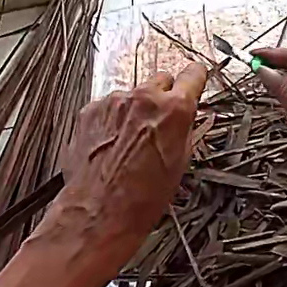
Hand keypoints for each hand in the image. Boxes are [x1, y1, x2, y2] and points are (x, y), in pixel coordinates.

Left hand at [51, 62, 208, 262]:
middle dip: (163, 97)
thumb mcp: (181, 162)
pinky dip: (112, 120)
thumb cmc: (141, 197)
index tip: (195, 77)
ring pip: (132, 95)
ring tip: (132, 143)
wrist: (100, 212)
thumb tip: (186, 119)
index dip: (195, 77)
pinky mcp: (91, 110)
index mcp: (174, 109)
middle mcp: (143, 98)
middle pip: (161, 81)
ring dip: (135, 111)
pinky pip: (108, 107)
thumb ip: (185, 129)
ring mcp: (114, 102)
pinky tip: (113, 145)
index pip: (193, 74)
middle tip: (160, 122)